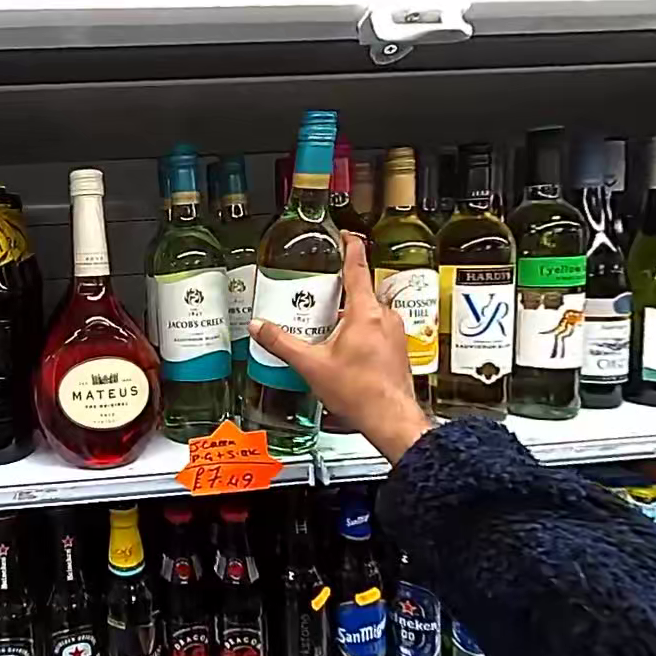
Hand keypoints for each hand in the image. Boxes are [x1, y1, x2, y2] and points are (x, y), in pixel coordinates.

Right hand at [248, 232, 433, 462]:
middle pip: (359, 291)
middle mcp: (384, 317)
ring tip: (325, 327)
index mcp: (365, 312)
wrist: (390, 420)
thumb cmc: (360, 393)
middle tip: (318, 293)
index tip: (344, 235)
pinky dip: (359, 332)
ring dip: (348, 315)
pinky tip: (343, 350)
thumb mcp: (311, 365)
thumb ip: (281, 343)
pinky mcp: (397, 349)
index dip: (350, 246)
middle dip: (338, 291)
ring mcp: (394, 333)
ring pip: (368, 312)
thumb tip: (259, 328)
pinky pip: (376, 329)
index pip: (358, 266)